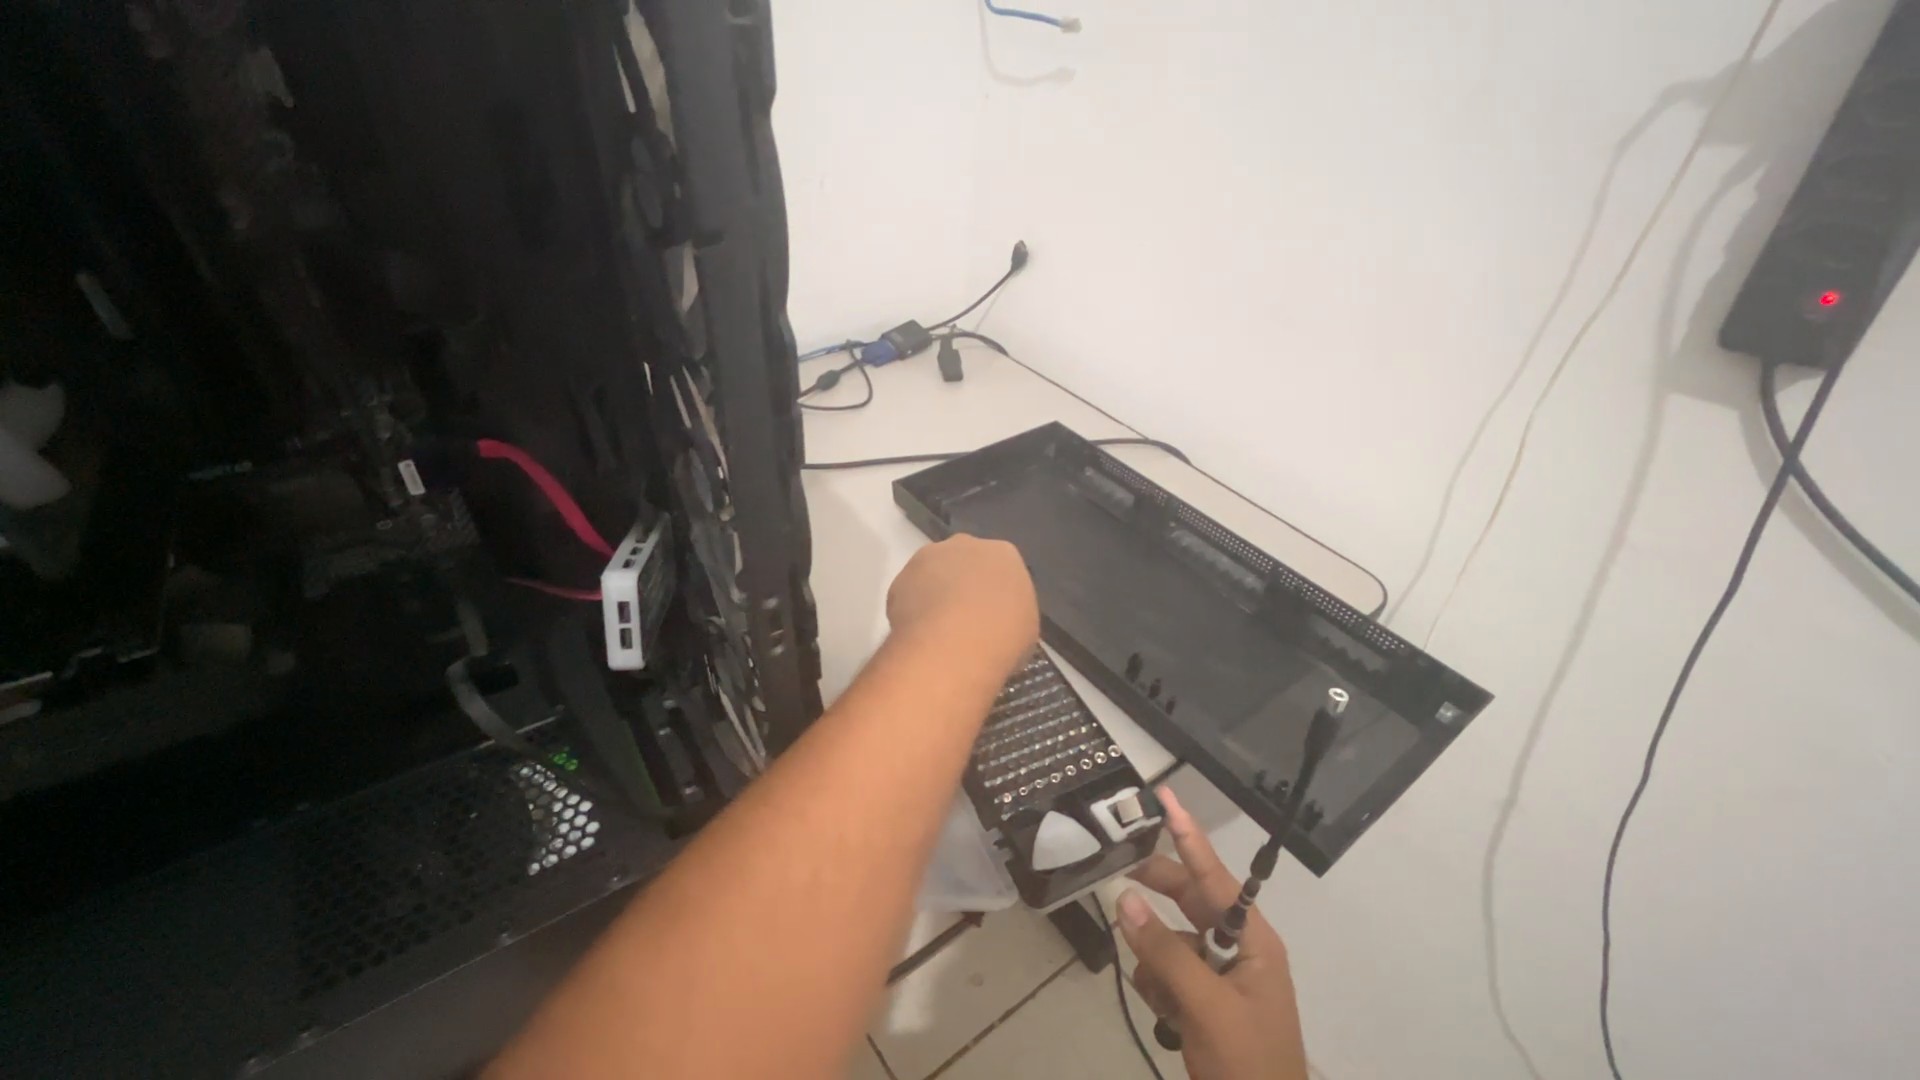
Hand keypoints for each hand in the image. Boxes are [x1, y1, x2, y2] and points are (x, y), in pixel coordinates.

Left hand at [886, 535, 1038, 659]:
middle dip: (963, 583)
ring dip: (935, 592)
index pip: (1001, 566)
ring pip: (933, 573)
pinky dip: (912, 608)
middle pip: (965, 561)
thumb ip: (1013, 614)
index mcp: (1004, 553)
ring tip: (937, 628)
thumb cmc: (1001, 638)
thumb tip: (999, 621)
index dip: (995, 591)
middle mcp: (966, 544)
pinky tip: (919, 633)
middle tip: (964, 617)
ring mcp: (929, 557)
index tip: (992, 614)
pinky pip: (909, 592)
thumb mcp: (1026, 630)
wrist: (952, 645)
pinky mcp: (900, 577)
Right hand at [1116, 787, 1308, 1079]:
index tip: (1165, 797)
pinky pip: (1165, 972)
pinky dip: (1157, 988)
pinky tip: (1168, 1018)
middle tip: (1117, 879)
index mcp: (1252, 940)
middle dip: (1155, 898)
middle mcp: (1236, 948)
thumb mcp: (1207, 1006)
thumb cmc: (1247, 1063)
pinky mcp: (1202, 1000)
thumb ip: (1165, 951)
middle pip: (1186, 901)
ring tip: (1167, 1003)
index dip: (1188, 834)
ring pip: (1168, 940)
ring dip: (1155, 964)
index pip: (1213, 874)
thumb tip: (1126, 899)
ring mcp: (1219, 976)